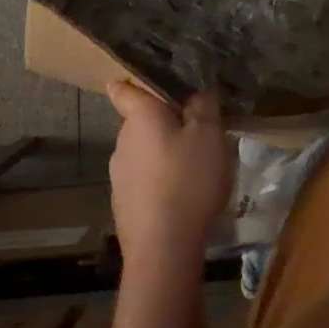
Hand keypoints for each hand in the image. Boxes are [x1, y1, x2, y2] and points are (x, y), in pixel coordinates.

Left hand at [107, 83, 233, 266]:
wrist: (163, 248)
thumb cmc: (188, 179)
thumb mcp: (209, 134)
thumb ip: (203, 106)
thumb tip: (195, 91)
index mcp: (140, 118)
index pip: (124, 90)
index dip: (130, 82)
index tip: (139, 79)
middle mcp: (122, 142)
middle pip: (141, 121)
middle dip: (164, 121)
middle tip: (197, 127)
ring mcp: (119, 176)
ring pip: (143, 151)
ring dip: (163, 152)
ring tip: (194, 163)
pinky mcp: (123, 204)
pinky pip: (144, 179)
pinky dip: (160, 179)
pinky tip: (182, 193)